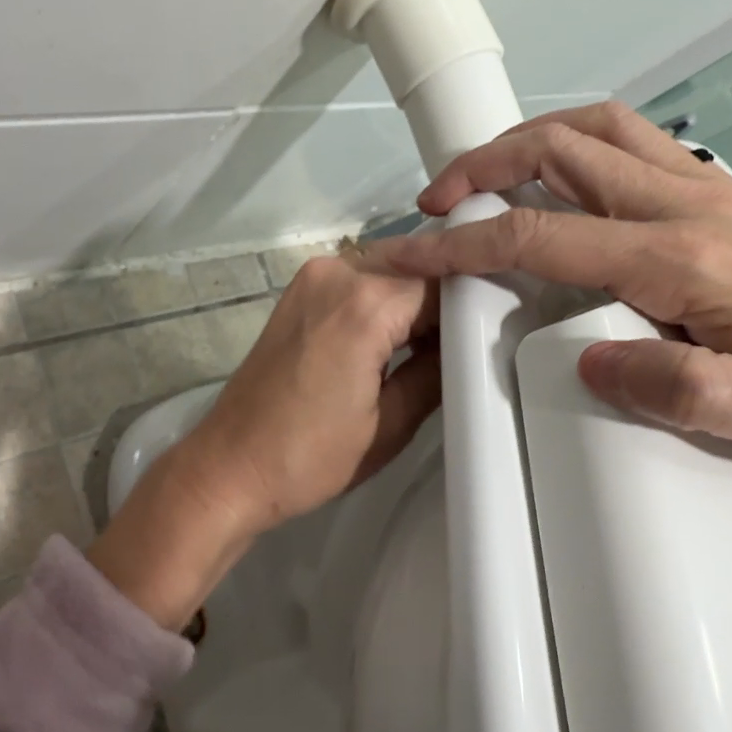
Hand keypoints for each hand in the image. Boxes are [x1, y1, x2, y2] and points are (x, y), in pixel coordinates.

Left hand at [88, 256, 440, 629]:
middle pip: (416, 266)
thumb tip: (470, 341)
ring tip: (440, 342)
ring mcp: (312, 277)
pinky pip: (358, 279)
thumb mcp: (391, 423)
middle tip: (473, 338)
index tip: (500, 327)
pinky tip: (400, 335)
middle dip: (445, 297)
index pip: (445, 281)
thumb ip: (437, 371)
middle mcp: (336, 272)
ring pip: (388, 268)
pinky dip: (384, 299)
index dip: (476, 305)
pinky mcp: (298, 291)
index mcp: (364, 303)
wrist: (230, 465)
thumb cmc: (309, 456)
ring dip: (414, 297)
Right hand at [367, 100, 731, 650]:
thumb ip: (688, 393)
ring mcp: (717, 193)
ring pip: (600, 128)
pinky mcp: (730, 199)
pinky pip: (635, 143)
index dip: (458, 244)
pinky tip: (561, 185)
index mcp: (694, 261)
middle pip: (562, 151)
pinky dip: (576, 146)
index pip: (542, 238)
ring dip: (528, 141)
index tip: (404, 252)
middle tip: (433, 205)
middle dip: (480, 167)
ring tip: (482, 179)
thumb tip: (588, 359)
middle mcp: (698, 207)